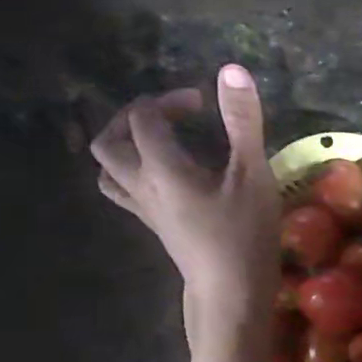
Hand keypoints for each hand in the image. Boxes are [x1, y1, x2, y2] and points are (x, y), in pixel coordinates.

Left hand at [92, 65, 276, 320]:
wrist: (231, 291)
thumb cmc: (244, 233)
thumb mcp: (252, 174)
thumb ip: (243, 122)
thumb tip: (232, 70)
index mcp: (161, 166)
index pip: (146, 117)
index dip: (170, 100)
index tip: (203, 103)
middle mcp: (141, 184)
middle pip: (110, 141)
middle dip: (134, 118)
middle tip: (169, 114)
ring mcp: (144, 209)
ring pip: (108, 169)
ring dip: (124, 145)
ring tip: (155, 140)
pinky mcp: (155, 227)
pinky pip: (124, 192)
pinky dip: (131, 174)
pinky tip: (159, 177)